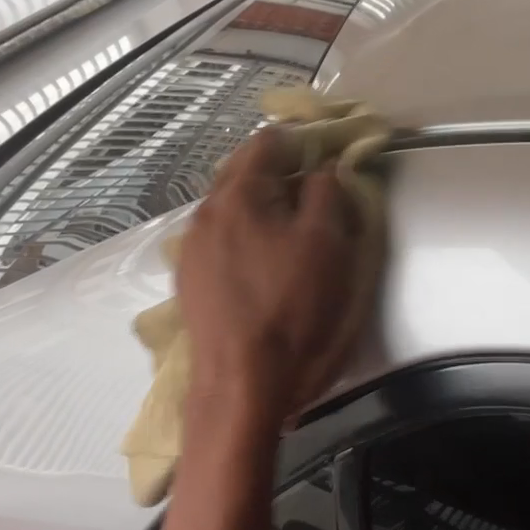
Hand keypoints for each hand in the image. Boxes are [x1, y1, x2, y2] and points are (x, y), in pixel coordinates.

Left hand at [175, 126, 357, 422]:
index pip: (271, 141)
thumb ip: (329, 194)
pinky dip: (252, 240)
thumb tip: (325, 170)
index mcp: (239, 194)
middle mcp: (206, 213)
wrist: (244, 388)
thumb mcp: (330, 246)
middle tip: (324, 200)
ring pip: (236, 211)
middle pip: (248, 174)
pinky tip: (270, 268)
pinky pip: (226, 242)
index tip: (336, 160)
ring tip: (299, 238)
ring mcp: (193, 250)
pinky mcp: (193, 284)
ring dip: (268, 211)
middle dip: (286, 178)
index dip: (308, 143)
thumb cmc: (295, 314)